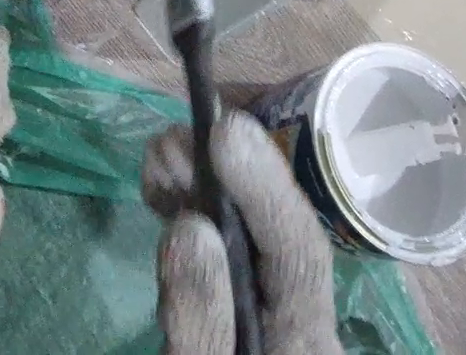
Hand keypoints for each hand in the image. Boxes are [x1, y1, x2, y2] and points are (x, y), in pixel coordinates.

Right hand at [143, 111, 341, 354]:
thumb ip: (201, 324)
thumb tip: (188, 225)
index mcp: (307, 344)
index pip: (298, 254)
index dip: (263, 186)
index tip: (222, 131)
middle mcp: (300, 320)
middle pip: (276, 230)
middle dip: (225, 174)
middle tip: (167, 144)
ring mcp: (272, 309)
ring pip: (248, 230)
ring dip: (203, 183)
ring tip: (158, 162)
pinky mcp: (242, 302)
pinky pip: (224, 242)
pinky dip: (192, 206)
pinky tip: (164, 191)